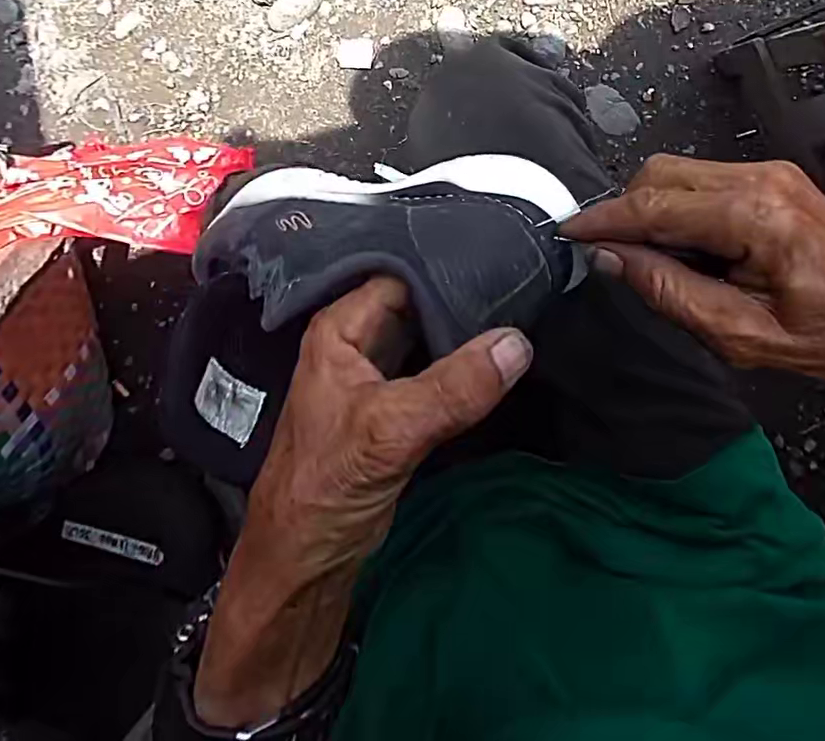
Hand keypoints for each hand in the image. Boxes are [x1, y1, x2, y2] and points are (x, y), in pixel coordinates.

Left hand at [195, 276, 531, 725]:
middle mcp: (358, 340)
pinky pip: (437, 365)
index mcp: (340, 328)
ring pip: (429, 333)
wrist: (306, 564)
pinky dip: (465, 359)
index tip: (498, 260)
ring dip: (466, 327)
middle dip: (462, 294)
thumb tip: (517, 343)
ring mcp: (379, 371)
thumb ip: (453, 388)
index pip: (400, 273)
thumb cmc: (326, 489)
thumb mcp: (391, 432)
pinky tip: (497, 352)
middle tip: (518, 281)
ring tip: (518, 306)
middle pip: (418, 300)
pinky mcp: (398, 402)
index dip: (446, 266)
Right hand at [561, 155, 824, 412]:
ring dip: (649, 212)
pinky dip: (675, 210)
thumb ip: (668, 290)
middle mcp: (763, 180)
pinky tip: (686, 249)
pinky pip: (699, 182)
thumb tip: (614, 259)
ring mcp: (769, 174)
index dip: (604, 219)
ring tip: (656, 261)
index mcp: (757, 217)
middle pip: (658, 175)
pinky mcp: (770, 180)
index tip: (571, 232)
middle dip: (624, 212)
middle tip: (612, 257)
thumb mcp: (739, 334)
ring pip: (675, 173)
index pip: (654, 205)